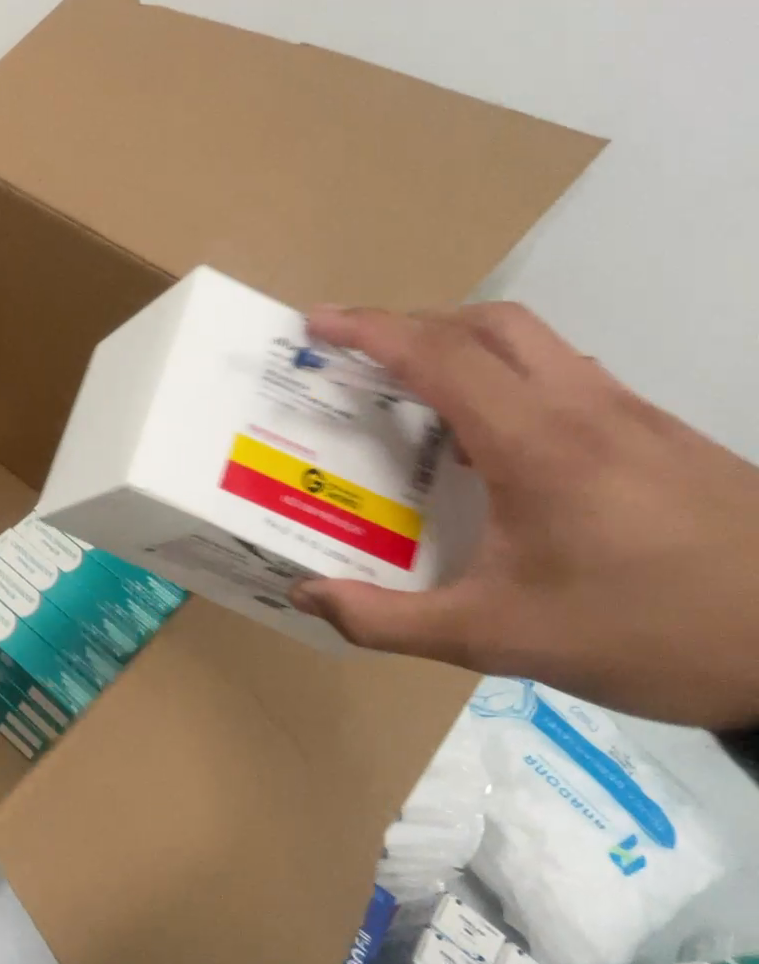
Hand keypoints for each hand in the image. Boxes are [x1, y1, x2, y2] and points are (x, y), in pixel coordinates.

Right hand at [291, 303, 758, 728]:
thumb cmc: (647, 634)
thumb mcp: (494, 639)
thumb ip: (384, 619)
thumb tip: (303, 594)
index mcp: (538, 445)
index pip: (442, 357)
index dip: (370, 331)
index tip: (316, 324)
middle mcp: (587, 411)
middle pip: (492, 326)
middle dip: (412, 325)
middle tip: (354, 358)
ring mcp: (633, 419)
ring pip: (536, 345)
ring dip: (461, 348)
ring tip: (406, 395)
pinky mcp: (660, 439)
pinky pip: (564, 379)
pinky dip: (503, 381)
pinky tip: (483, 443)